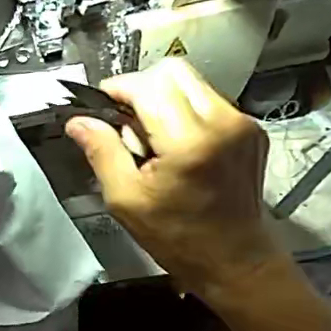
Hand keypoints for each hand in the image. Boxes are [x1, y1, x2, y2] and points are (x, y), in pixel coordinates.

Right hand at [64, 58, 289, 299]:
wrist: (234, 259)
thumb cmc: (178, 238)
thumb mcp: (126, 200)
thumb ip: (102, 152)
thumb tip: (79, 122)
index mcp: (189, 143)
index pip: (147, 84)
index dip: (118, 90)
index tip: (103, 107)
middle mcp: (222, 124)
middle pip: (172, 71)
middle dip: (142, 89)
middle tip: (128, 124)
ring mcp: (242, 124)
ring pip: (191, 82)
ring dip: (164, 100)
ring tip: (155, 140)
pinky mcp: (251, 129)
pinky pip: (209, 101)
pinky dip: (186, 112)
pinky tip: (177, 146)